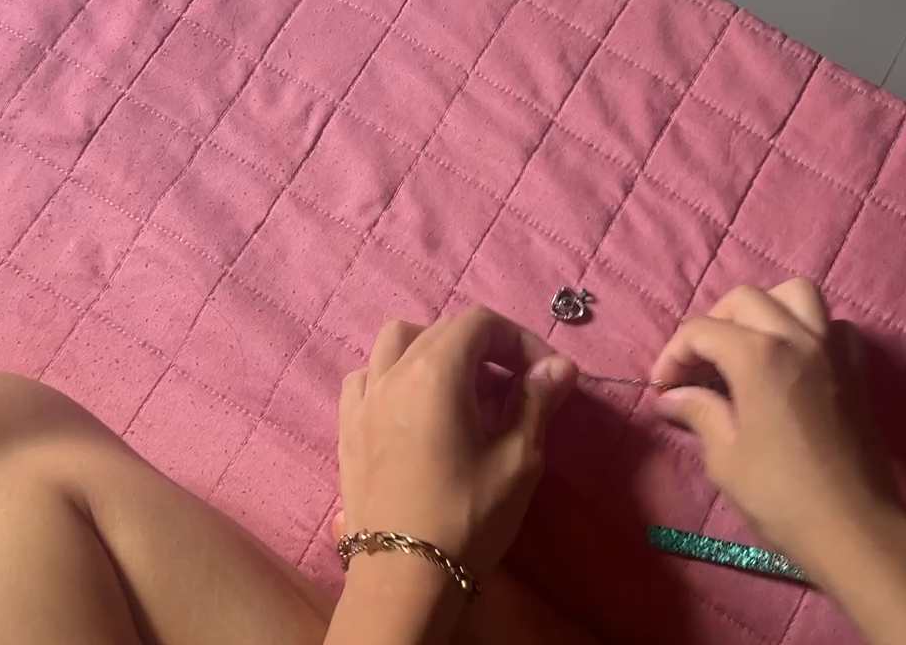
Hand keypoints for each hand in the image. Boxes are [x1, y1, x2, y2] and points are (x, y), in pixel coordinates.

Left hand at [338, 308, 576, 575]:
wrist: (404, 581)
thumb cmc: (467, 517)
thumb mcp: (518, 459)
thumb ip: (536, 400)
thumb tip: (559, 366)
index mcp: (435, 371)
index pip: (480, 322)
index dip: (519, 339)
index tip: (545, 373)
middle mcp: (393, 370)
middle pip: (444, 329)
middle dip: (487, 347)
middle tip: (515, 387)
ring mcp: (364, 396)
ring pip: (397, 340)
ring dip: (435, 348)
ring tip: (461, 385)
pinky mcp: (347, 424)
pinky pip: (367, 374)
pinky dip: (393, 373)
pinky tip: (412, 403)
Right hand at [650, 279, 895, 573]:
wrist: (859, 534)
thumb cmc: (784, 497)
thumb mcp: (725, 458)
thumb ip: (699, 412)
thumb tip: (673, 396)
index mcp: (756, 355)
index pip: (701, 331)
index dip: (673, 354)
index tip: (663, 386)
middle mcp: (795, 337)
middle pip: (744, 299)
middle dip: (713, 323)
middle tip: (700, 363)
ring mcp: (831, 350)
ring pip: (796, 294)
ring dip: (765, 308)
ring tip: (748, 342)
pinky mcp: (857, 371)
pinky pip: (833, 325)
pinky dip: (810, 329)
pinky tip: (794, 358)